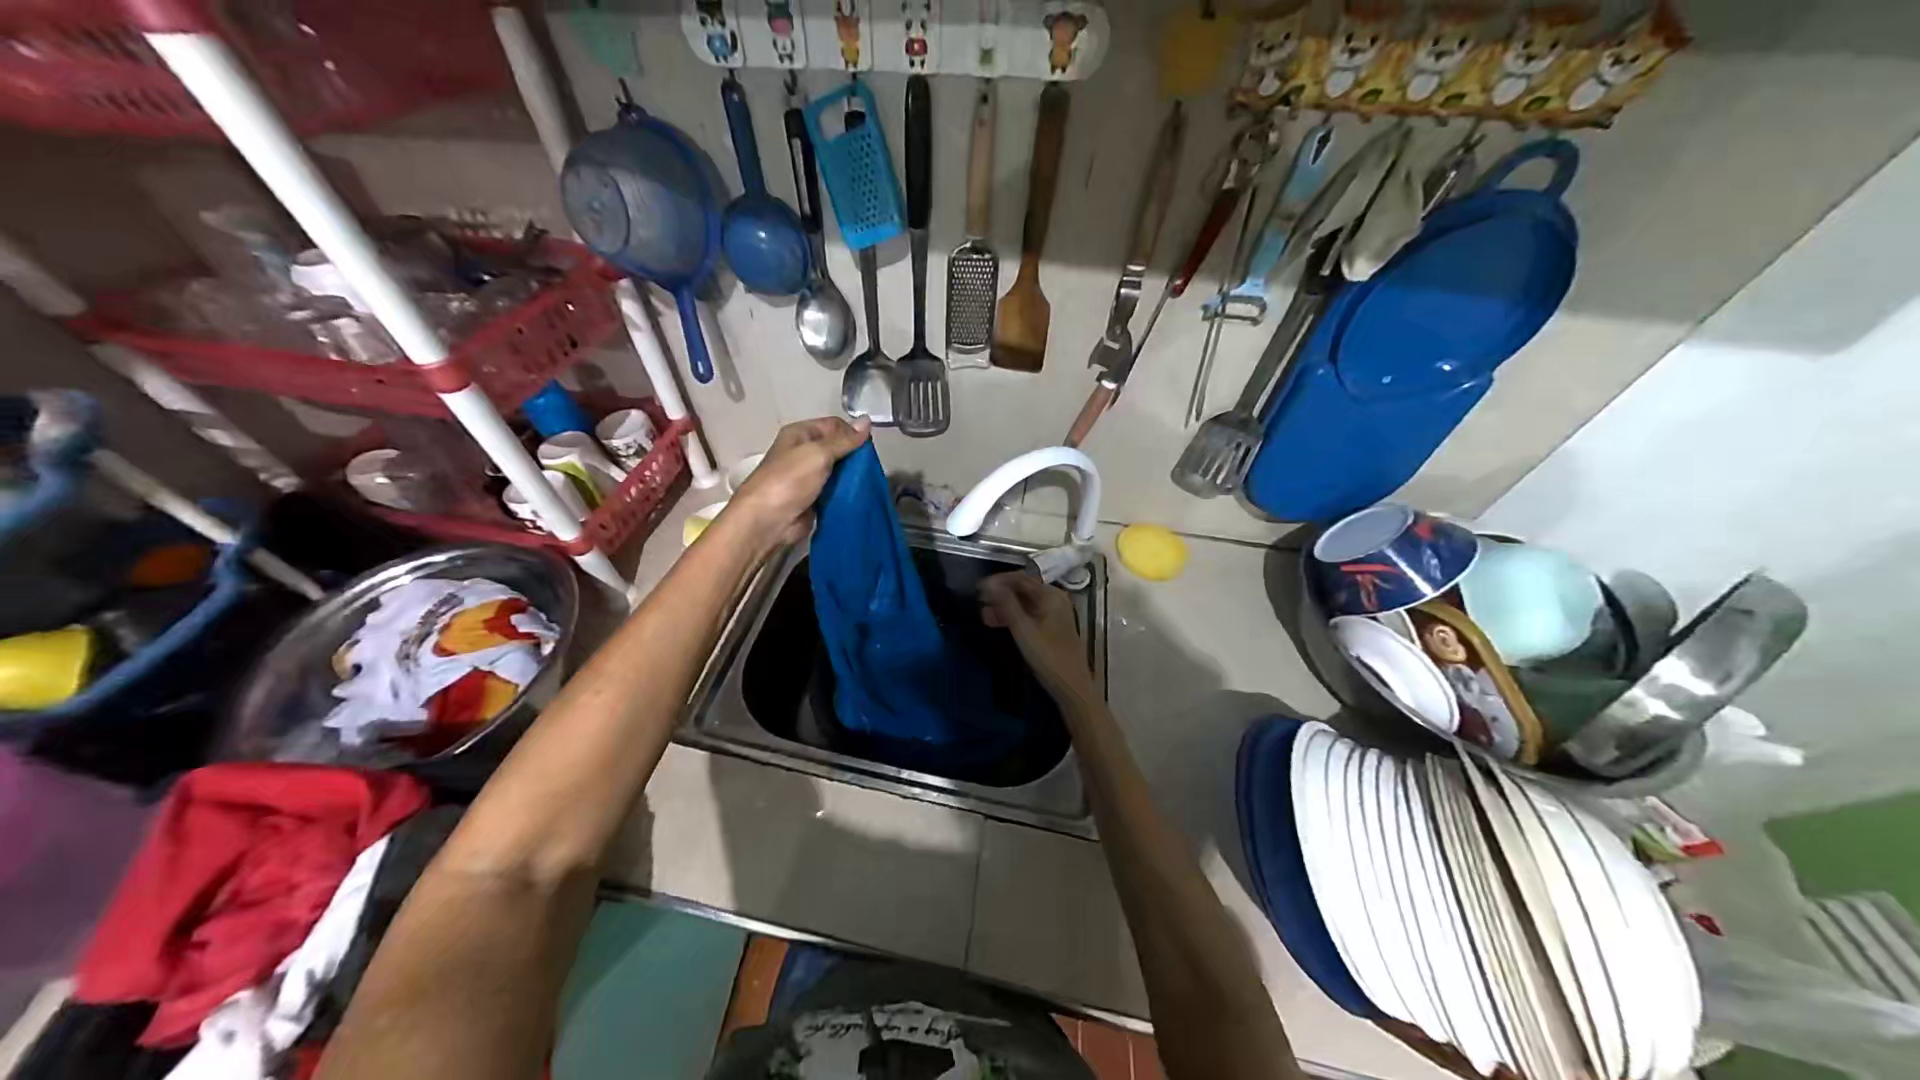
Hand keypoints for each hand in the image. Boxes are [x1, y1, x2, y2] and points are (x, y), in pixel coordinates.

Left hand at [723, 416, 869, 546]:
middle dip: (855, 456)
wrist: (767, 521)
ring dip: (853, 476)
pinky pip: (836, 490)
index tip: (869, 448)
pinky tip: (862, 495)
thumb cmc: (789, 481)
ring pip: (839, 471)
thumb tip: (867, 421)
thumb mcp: (818, 454)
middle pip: (838, 448)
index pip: (834, 425)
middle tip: (872, 467)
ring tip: (870, 482)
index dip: (852, 433)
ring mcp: (809, 477)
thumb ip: (844, 440)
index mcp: (800, 434)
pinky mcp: (815, 498)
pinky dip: (847, 492)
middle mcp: (804, 452)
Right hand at [980, 571, 1096, 706]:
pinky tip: (999, 624)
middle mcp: (1055, 599)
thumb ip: (1006, 604)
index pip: (1020, 578)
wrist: (1072, 686)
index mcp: (1051, 595)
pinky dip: (1014, 617)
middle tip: (980, 603)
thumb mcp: (1023, 629)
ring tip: (985, 616)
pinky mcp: (1052, 627)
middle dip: (1000, 594)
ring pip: (1024, 603)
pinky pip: (1029, 614)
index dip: (998, 580)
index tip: (978, 588)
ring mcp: (1054, 613)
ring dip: (1004, 607)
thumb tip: (988, 583)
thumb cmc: (1047, 657)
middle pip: (1022, 589)